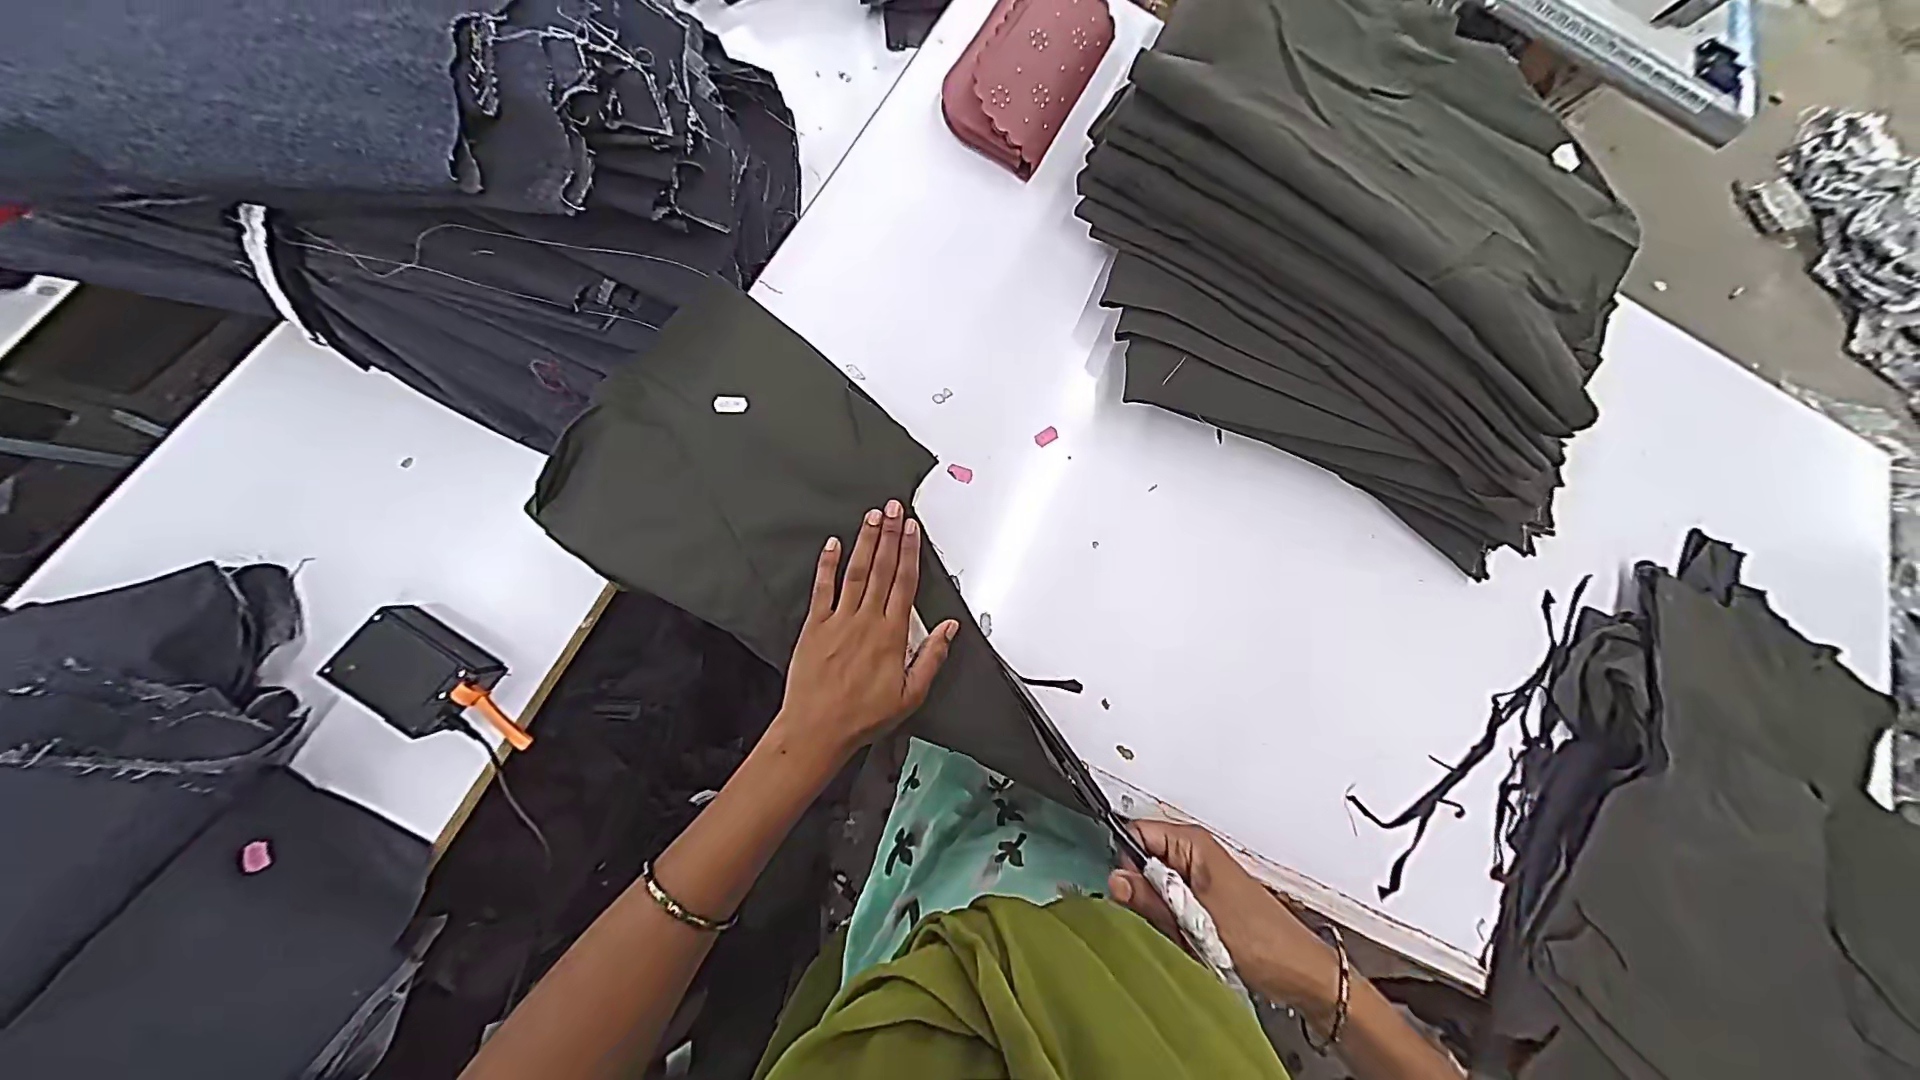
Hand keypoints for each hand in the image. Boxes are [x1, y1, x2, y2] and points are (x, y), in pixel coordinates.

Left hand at [773, 499, 958, 764]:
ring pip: (856, 571)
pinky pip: (822, 588)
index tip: (912, 529)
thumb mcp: (910, 694)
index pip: (904, 582)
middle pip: (882, 569)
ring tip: (872, 518)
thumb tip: (949, 630)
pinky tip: (833, 545)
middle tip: (894, 509)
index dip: (909, 552)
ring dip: (866, 542)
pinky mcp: (815, 626)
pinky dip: (827, 565)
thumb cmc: (862, 715)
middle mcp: (866, 621)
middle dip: (889, 535)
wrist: (817, 729)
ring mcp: (839, 620)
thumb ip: (932, 657)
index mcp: (891, 635)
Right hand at [1108, 821, 1340, 1016]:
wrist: (1300, 973)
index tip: (1132, 891)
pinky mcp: (1202, 899)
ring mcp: (1198, 876)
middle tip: (1167, 917)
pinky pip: (1170, 904)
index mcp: (1192, 842)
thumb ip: (1151, 896)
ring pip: (1155, 887)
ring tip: (1184, 932)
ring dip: (1161, 913)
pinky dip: (1173, 924)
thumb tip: (1116, 879)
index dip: (1127, 863)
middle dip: (1145, 893)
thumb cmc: (1264, 942)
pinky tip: (1190, 939)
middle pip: (1142, 861)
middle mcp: (1194, 853)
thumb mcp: (1195, 920)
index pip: (1135, 833)